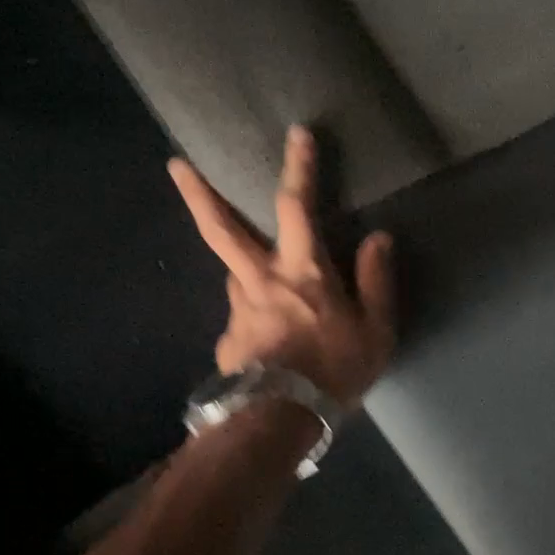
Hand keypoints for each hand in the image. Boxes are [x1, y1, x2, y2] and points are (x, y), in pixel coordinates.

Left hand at [168, 126, 395, 409]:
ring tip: (270, 284)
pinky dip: (258, 318)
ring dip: (247, 267)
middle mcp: (260, 280)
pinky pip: (246, 317)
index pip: (297, 207)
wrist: (280, 419)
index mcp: (302, 272)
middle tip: (176, 164)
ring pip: (237, 275)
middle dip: (200, 193)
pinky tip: (272, 340)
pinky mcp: (228, 340)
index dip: (299, 169)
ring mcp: (238, 310)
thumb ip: (376, 282)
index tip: (297, 134)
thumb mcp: (376, 329)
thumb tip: (378, 238)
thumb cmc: (335, 370)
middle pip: (223, 228)